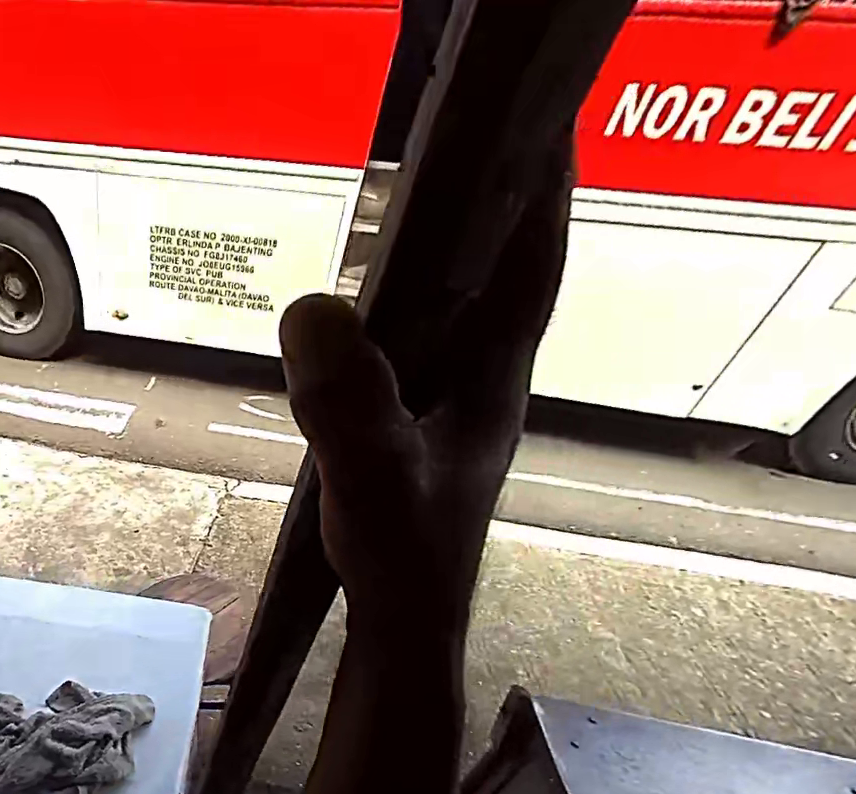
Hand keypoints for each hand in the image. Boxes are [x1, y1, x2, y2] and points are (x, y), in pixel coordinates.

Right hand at [278, 145, 571, 633]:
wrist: (404, 617)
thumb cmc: (404, 556)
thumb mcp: (373, 480)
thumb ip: (349, 405)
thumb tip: (312, 308)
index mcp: (491, 381)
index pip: (531, 266)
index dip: (544, 188)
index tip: (541, 115)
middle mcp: (482, 382)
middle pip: (498, 274)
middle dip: (490, 205)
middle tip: (457, 145)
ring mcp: (453, 405)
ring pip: (457, 313)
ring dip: (446, 259)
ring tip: (414, 207)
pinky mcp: (422, 425)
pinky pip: (419, 349)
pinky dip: (403, 316)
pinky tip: (369, 313)